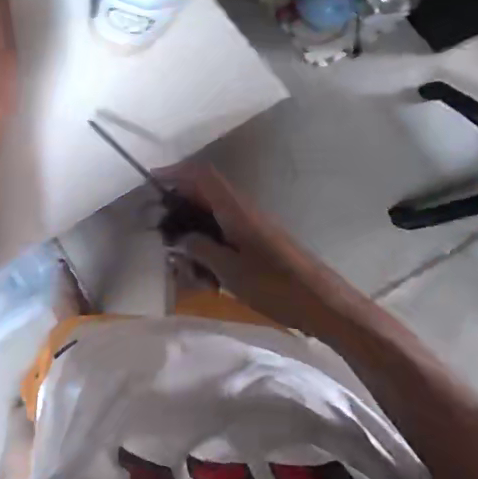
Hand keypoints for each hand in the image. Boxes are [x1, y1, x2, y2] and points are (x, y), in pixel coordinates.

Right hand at [157, 162, 333, 329]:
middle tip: (162, 233)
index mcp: (235, 210)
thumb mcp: (230, 271)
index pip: (202, 175)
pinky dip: (210, 251)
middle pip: (204, 196)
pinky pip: (226, 237)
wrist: (326, 305)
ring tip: (186, 268)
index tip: (152, 182)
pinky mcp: (260, 245)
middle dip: (179, 210)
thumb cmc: (277, 286)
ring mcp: (253, 228)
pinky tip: (208, 280)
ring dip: (195, 237)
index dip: (176, 172)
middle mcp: (243, 211)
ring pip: (213, 220)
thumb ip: (200, 249)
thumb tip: (179, 239)